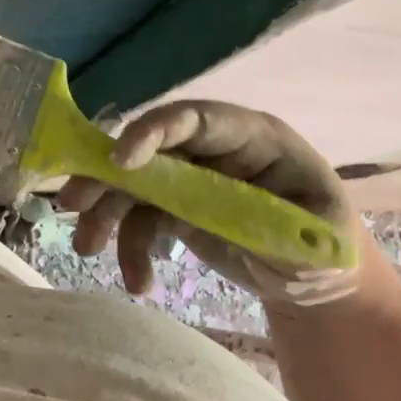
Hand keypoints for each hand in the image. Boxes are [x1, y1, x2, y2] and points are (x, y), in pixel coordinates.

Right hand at [55, 100, 370, 308]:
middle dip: (107, 174)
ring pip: (133, 183)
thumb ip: (277, 228)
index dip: (154, 132)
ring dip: (104, 213)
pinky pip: (138, 219)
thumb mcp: (318, 240)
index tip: (120, 160)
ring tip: (87, 248)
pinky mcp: (173, 207)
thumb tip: (234, 220)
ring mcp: (189, 177)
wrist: (316, 281)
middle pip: (150, 148)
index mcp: (252, 138)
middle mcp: (212, 149)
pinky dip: (128, 247)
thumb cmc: (327, 249)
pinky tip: (138, 281)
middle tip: (73, 202)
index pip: (197, 119)